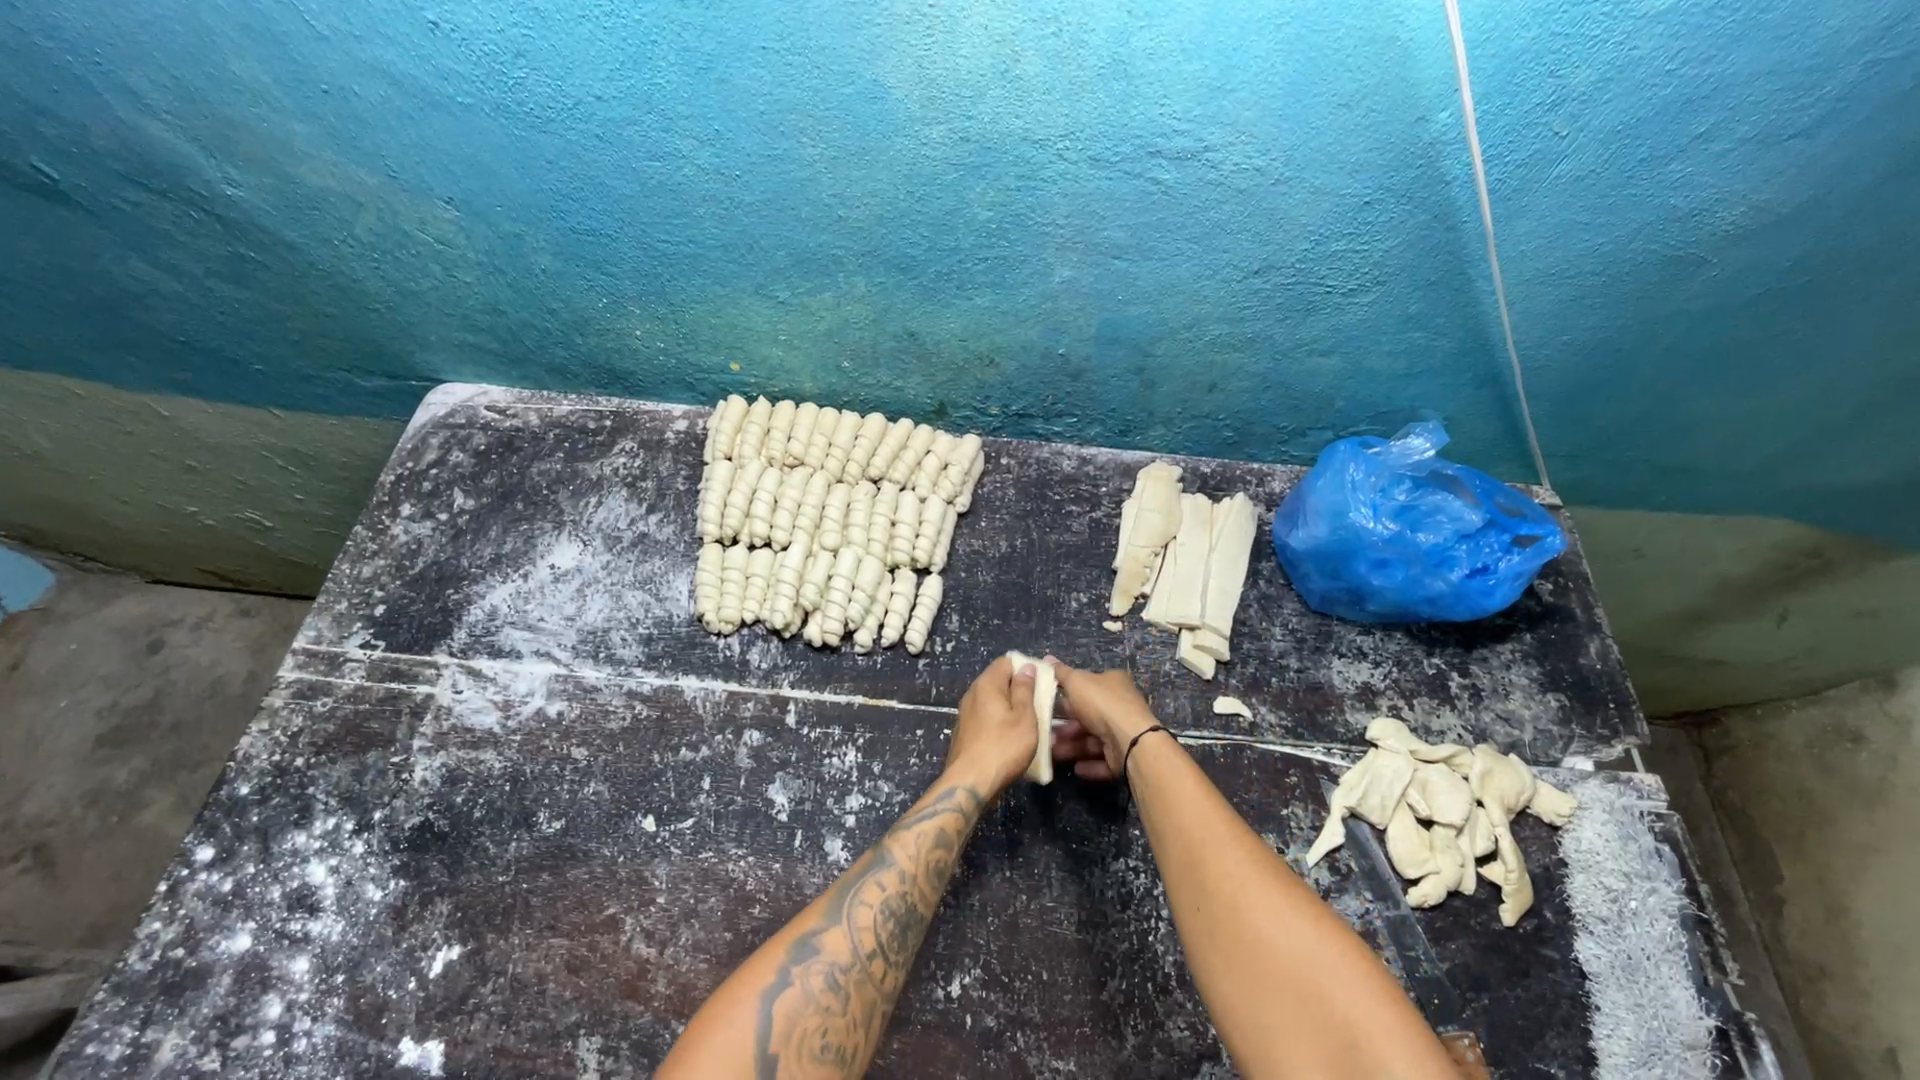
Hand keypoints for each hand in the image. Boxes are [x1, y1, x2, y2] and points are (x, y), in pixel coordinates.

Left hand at [946, 655, 1040, 793]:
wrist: (970, 782)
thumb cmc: (1003, 748)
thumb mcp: (1024, 717)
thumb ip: (1025, 690)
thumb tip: (1026, 667)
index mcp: (986, 684)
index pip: (1006, 662)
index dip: (1025, 668)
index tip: (1042, 683)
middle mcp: (972, 694)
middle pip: (999, 682)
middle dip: (1019, 690)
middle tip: (1040, 706)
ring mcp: (966, 713)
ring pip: (993, 702)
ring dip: (1011, 709)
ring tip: (1029, 725)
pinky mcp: (965, 731)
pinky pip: (986, 718)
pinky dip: (999, 722)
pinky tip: (1011, 739)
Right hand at [1048, 658, 1158, 781]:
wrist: (1131, 740)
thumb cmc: (1102, 705)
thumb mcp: (1077, 682)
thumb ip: (1061, 673)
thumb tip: (1047, 658)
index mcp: (1114, 684)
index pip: (1090, 687)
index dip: (1071, 696)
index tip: (1052, 705)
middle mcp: (1121, 707)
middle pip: (1089, 717)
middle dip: (1068, 727)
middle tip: (1049, 735)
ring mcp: (1125, 733)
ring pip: (1094, 740)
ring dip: (1074, 747)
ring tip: (1055, 753)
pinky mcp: (1125, 756)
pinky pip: (1104, 760)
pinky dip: (1089, 764)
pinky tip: (1076, 768)